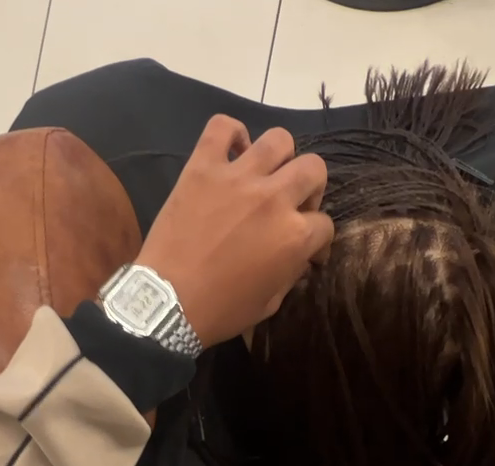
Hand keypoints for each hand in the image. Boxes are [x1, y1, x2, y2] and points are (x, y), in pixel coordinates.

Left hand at [136, 116, 333, 345]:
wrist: (169, 302)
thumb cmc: (223, 310)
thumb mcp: (270, 302)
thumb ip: (290, 273)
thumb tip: (299, 259)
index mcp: (295, 236)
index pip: (324, 225)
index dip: (319, 241)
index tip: (308, 252)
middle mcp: (274, 198)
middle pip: (313, 169)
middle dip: (312, 189)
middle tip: (295, 205)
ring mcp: (238, 177)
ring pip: (279, 140)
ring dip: (282, 157)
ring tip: (268, 175)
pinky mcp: (203, 167)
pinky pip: (222, 127)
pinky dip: (232, 133)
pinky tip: (234, 151)